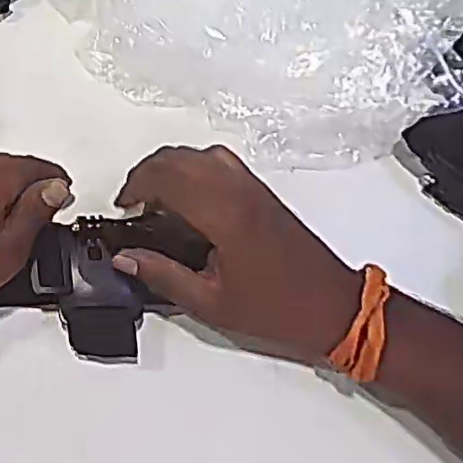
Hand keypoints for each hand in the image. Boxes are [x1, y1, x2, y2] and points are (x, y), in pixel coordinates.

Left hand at [0, 153, 72, 325]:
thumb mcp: (10, 251)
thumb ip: (36, 213)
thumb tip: (56, 189)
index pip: (32, 167)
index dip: (54, 180)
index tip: (64, 193)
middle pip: (14, 162)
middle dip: (35, 180)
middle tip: (50, 205)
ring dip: (14, 180)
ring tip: (26, 212)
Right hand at [111, 146, 360, 363]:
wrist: (337, 308)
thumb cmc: (283, 308)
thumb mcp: (212, 304)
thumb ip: (163, 276)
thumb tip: (126, 258)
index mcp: (224, 215)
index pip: (165, 178)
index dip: (135, 188)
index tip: (125, 206)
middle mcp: (236, 191)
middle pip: (175, 159)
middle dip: (145, 175)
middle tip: (134, 202)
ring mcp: (249, 186)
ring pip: (194, 154)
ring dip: (166, 167)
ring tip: (155, 196)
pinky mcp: (258, 189)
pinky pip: (215, 159)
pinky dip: (190, 165)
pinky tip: (186, 191)